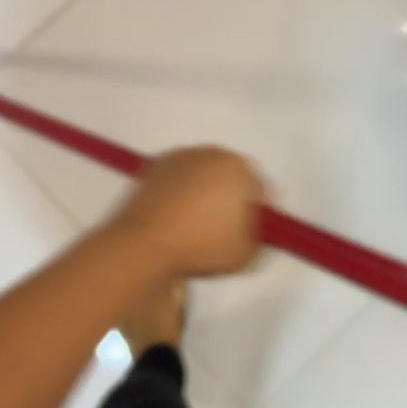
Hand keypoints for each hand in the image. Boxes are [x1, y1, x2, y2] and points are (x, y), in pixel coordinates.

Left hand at [106, 147, 265, 277]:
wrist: (144, 243)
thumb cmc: (201, 247)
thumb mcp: (247, 254)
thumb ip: (262, 236)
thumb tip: (257, 227)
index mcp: (239, 168)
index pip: (260, 188)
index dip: (257, 212)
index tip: (249, 233)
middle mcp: (212, 153)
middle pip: (231, 175)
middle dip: (231, 196)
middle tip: (223, 228)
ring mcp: (181, 156)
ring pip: (204, 174)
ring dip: (205, 191)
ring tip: (195, 224)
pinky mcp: (155, 165)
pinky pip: (179, 177)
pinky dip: (180, 191)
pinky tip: (174, 215)